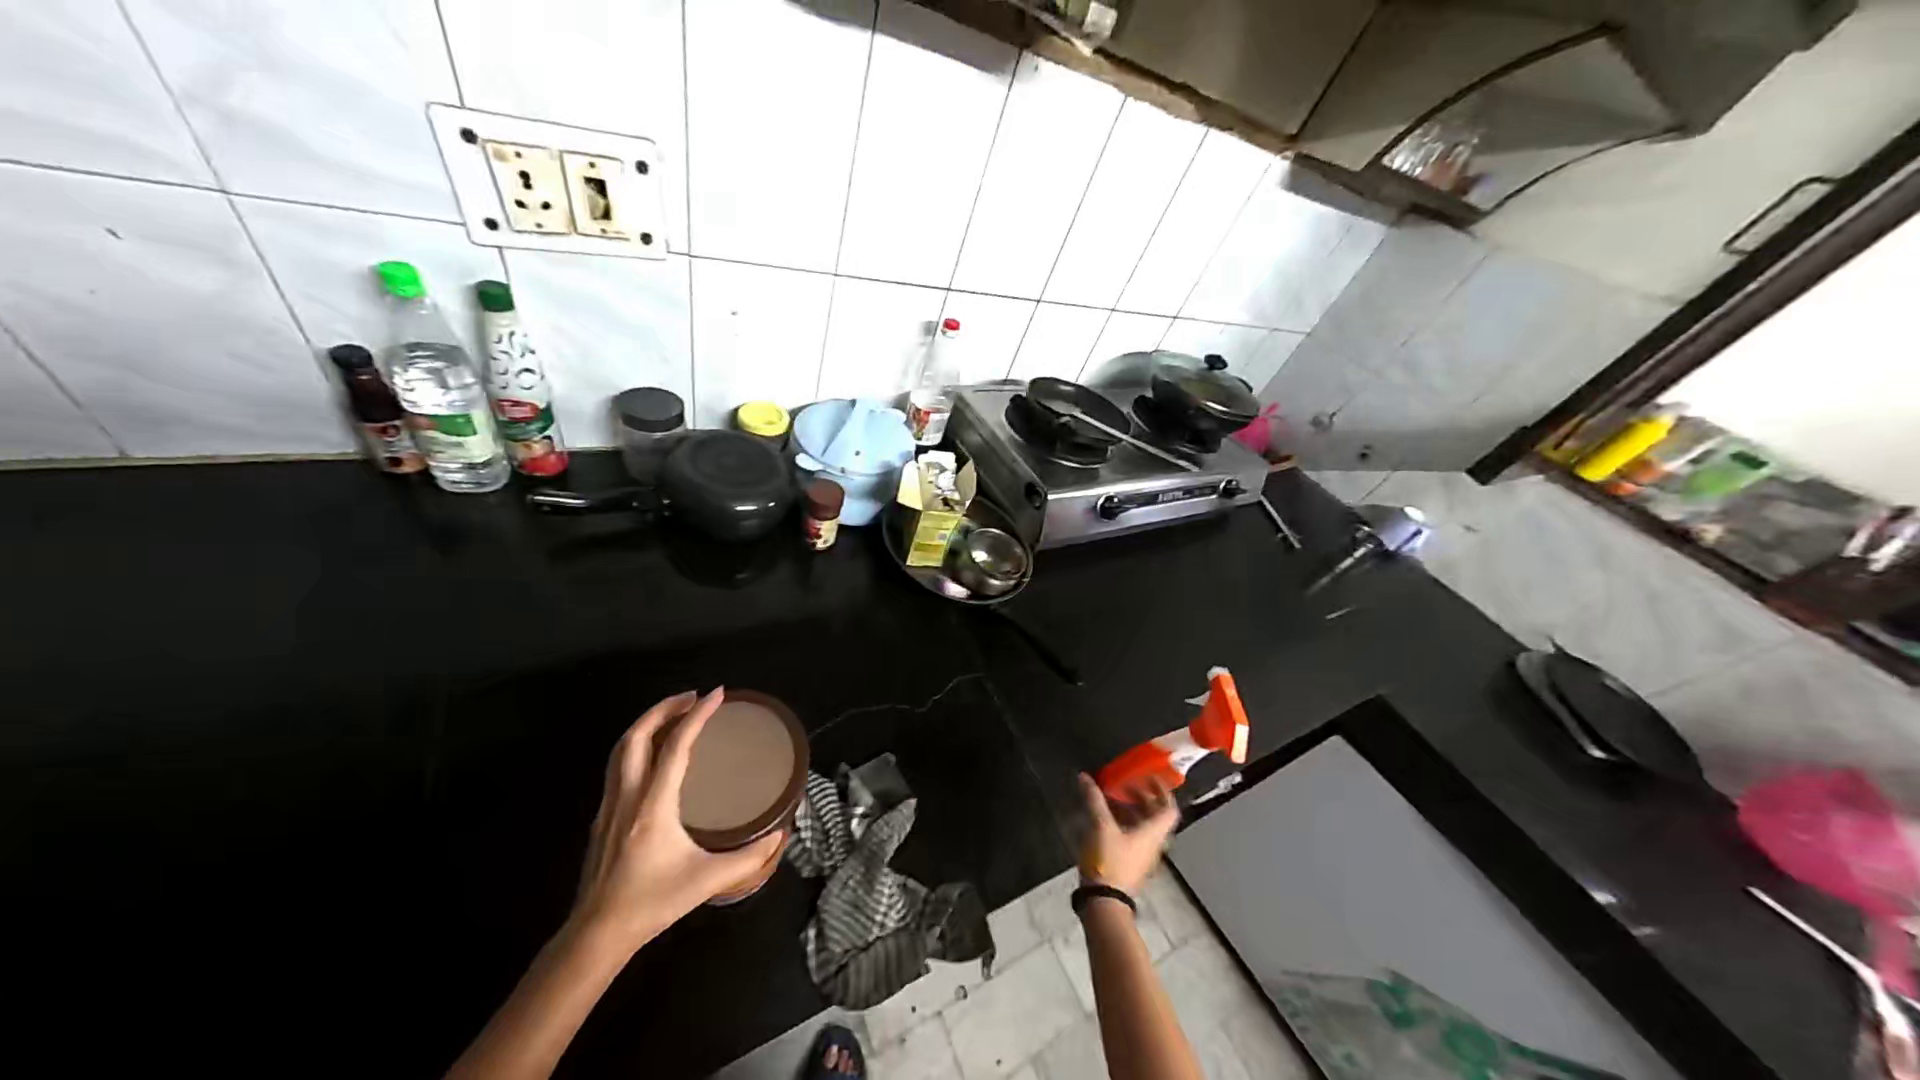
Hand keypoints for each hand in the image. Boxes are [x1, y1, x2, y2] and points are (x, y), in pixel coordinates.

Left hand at [569, 688, 784, 952]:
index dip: (697, 716)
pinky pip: (618, 765)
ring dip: (647, 723)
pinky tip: (654, 754)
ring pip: (621, 748)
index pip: (675, 746)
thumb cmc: (651, 904)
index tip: (717, 694)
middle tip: (692, 696)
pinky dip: (638, 744)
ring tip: (674, 713)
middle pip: (637, 736)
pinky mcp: (603, 817)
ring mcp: (609, 805)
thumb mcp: (706, 882)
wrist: (596, 934)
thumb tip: (781, 835)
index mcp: (653, 806)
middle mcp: (627, 797)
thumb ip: (748, 858)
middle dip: (664, 708)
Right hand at [1076, 772, 1179, 896]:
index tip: (1150, 777)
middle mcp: (1153, 843)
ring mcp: (1143, 855)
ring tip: (1113, 798)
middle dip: (1143, 797)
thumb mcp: (1101, 826)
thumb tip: (1085, 777)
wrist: (1104, 900)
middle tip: (1127, 785)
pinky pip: (1133, 837)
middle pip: (1156, 816)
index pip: (1169, 809)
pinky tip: (1105, 819)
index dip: (1163, 791)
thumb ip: (1094, 800)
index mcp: (1153, 833)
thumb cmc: (1109, 861)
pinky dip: (1124, 823)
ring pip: (1144, 827)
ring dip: (1132, 810)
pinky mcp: (1131, 864)